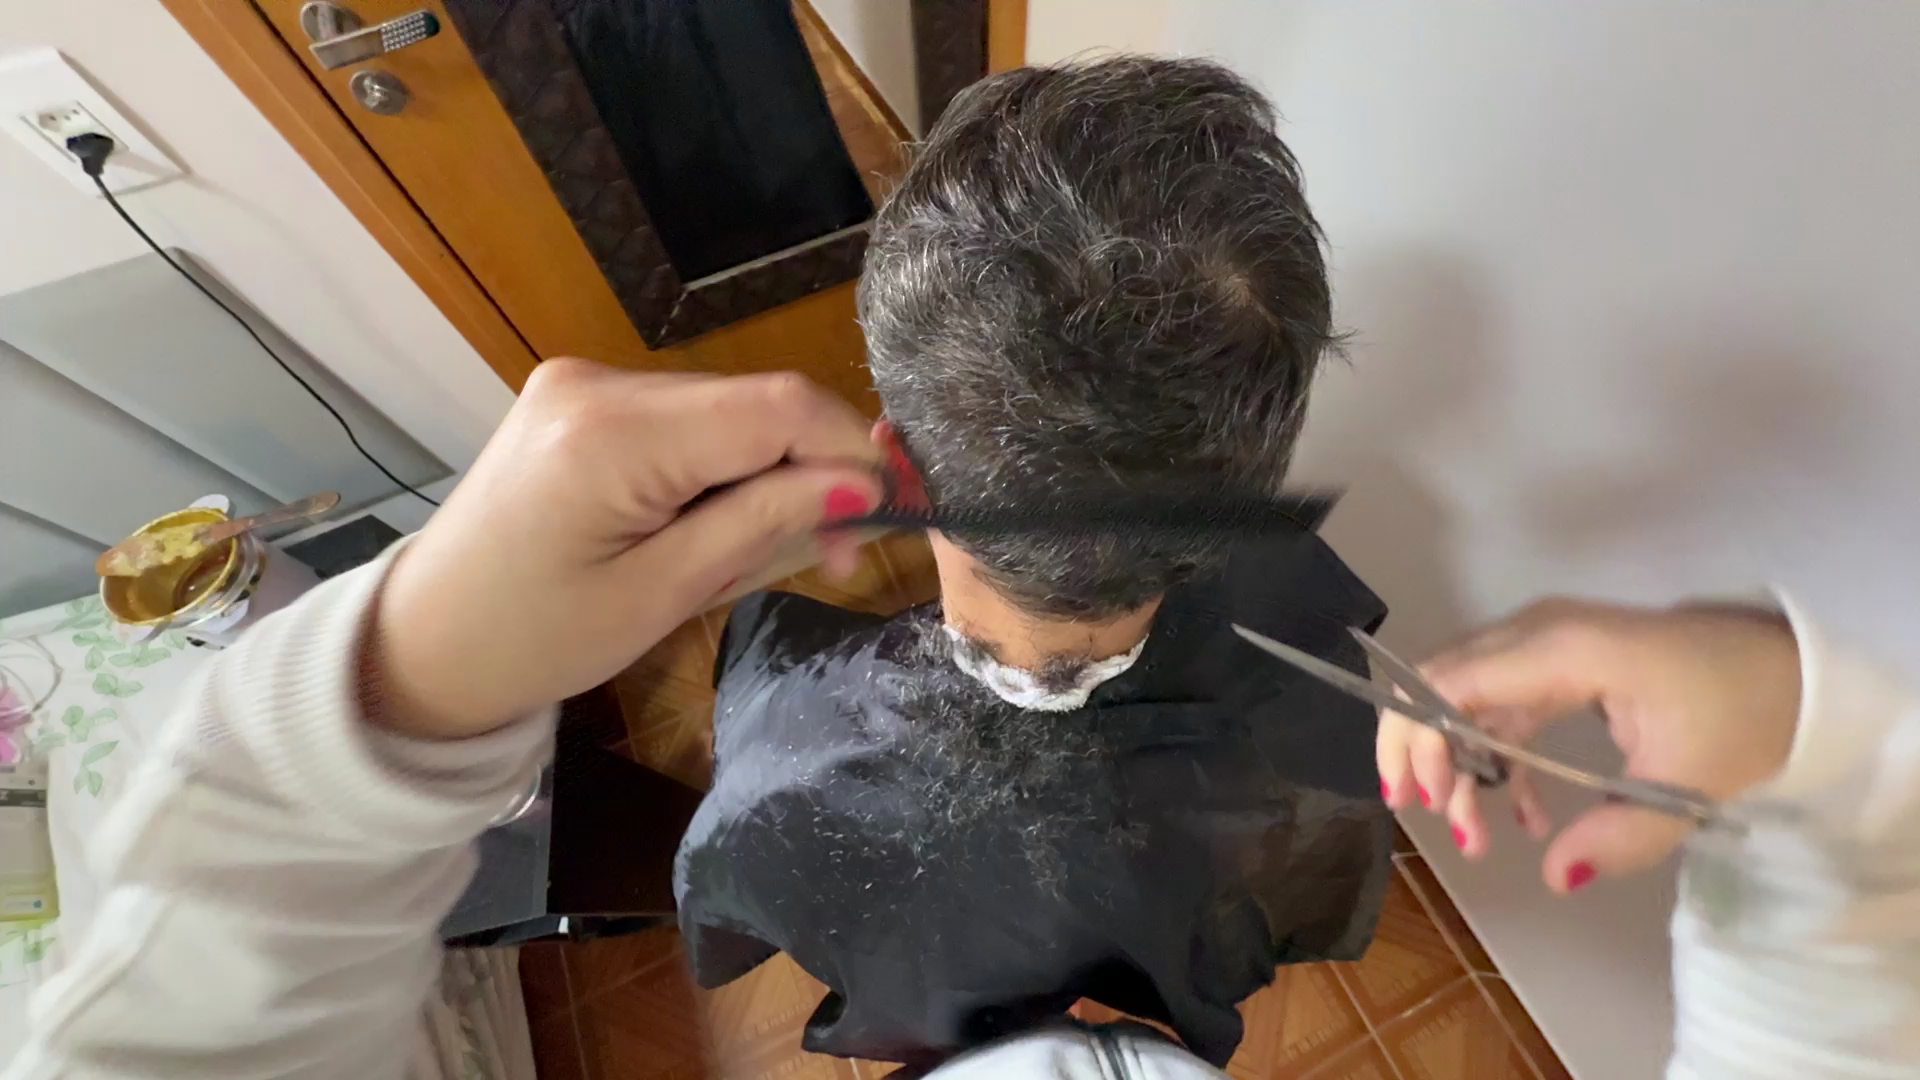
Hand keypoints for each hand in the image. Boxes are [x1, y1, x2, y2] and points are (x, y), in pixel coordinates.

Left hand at [365, 360, 882, 738]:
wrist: (425, 643)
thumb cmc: (538, 641)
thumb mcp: (666, 593)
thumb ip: (765, 522)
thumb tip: (860, 485)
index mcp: (610, 433)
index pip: (776, 409)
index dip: (854, 450)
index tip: (898, 507)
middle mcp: (600, 381)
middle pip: (760, 404)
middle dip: (821, 469)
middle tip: (846, 547)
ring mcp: (592, 382)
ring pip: (737, 412)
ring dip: (780, 473)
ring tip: (782, 545)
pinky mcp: (592, 400)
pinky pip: (699, 422)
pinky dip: (737, 468)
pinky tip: (732, 518)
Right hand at [1377, 599, 1800, 891]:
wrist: (1793, 668)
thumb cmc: (1747, 712)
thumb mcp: (1694, 779)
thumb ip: (1624, 831)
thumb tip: (1556, 878)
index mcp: (1560, 651)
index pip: (1450, 683)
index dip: (1422, 738)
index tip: (1431, 799)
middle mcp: (1528, 634)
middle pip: (1432, 681)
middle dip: (1414, 747)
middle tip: (1411, 806)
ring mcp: (1532, 643)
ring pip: (1454, 695)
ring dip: (1448, 756)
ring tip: (1468, 827)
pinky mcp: (1541, 660)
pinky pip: (1490, 702)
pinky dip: (1489, 751)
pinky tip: (1518, 807)